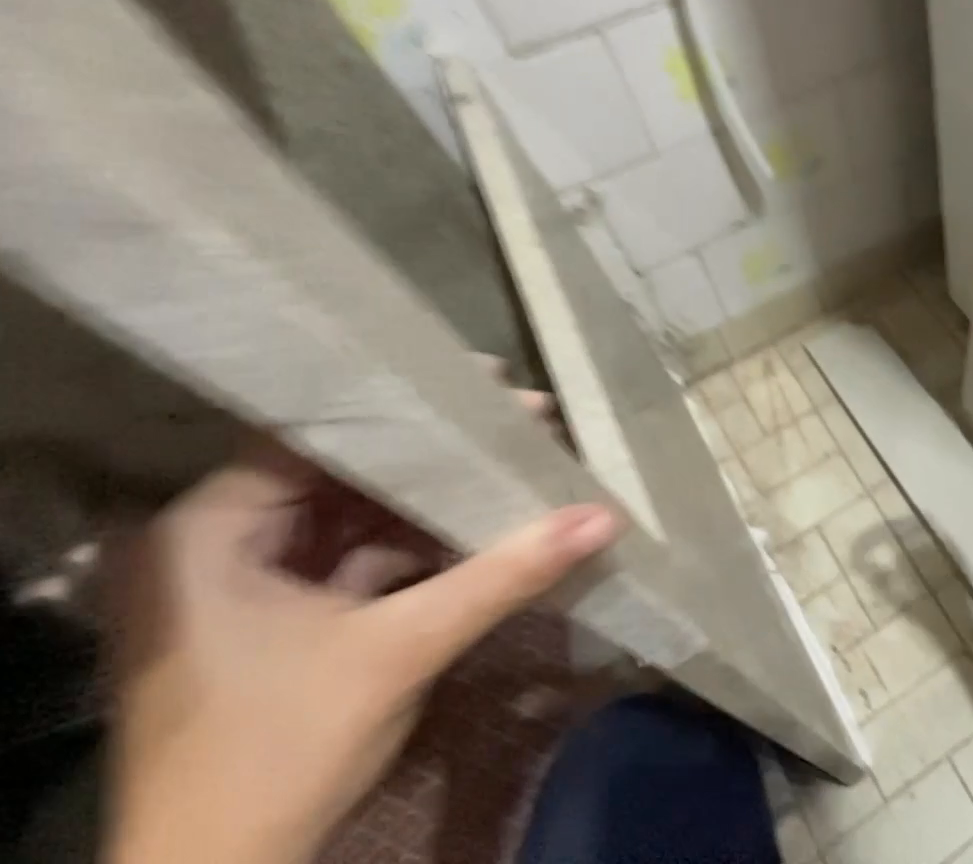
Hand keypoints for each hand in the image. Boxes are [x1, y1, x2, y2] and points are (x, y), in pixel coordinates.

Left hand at [106, 443, 617, 863]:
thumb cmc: (283, 747)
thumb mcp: (402, 648)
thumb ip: (503, 575)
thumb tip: (603, 517)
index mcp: (207, 532)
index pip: (314, 436)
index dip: (405, 411)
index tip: (487, 387)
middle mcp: (214, 544)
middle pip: (339, 474)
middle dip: (430, 458)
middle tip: (514, 426)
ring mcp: (243, 584)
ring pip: (351, 517)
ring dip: (428, 504)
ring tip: (507, 470)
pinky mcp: (276, 618)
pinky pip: (353, 558)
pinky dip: (413, 548)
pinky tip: (478, 532)